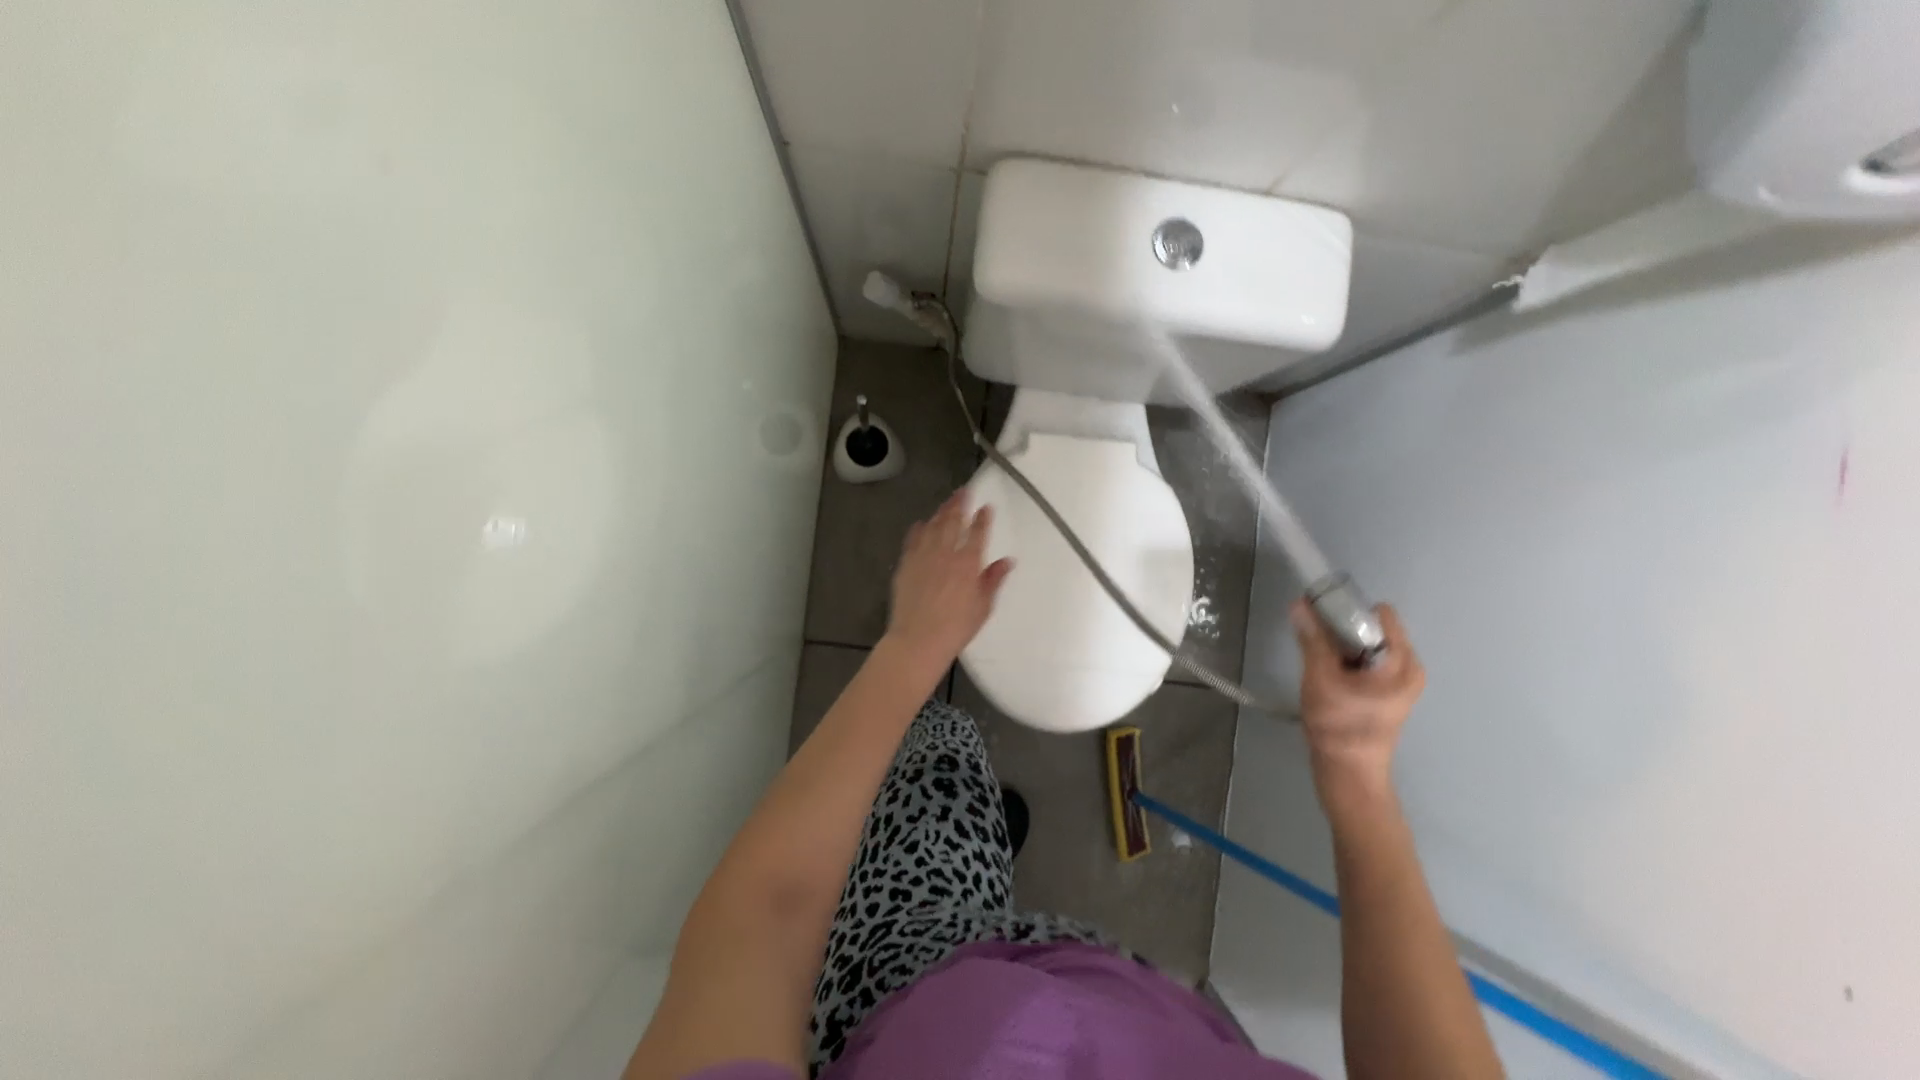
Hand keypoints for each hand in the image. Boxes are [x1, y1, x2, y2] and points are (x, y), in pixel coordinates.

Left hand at [884, 492, 1012, 668]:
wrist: (918, 638)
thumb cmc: (956, 627)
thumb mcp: (983, 606)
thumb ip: (993, 580)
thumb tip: (1007, 561)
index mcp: (968, 563)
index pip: (978, 533)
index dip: (983, 518)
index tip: (986, 507)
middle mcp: (946, 553)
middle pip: (953, 521)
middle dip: (959, 504)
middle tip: (963, 491)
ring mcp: (923, 556)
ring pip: (933, 526)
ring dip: (941, 512)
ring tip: (947, 503)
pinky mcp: (906, 564)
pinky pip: (913, 539)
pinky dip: (919, 529)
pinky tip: (922, 524)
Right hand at [1291, 599, 1423, 807]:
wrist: (1348, 774)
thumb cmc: (1339, 726)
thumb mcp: (1320, 678)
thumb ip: (1312, 639)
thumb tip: (1299, 603)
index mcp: (1402, 662)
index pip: (1381, 614)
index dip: (1349, 610)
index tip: (1322, 619)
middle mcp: (1408, 668)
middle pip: (1373, 630)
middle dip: (1343, 632)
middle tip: (1317, 646)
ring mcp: (1400, 684)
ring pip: (1366, 648)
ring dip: (1341, 649)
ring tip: (1321, 666)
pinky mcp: (1387, 696)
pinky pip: (1366, 665)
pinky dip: (1347, 664)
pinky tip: (1328, 679)